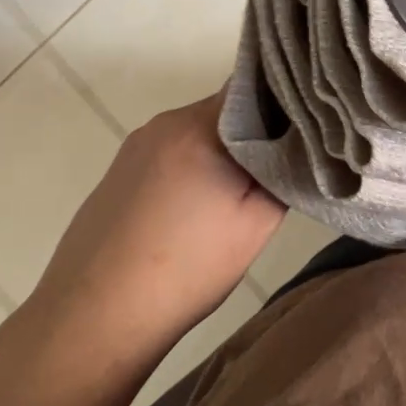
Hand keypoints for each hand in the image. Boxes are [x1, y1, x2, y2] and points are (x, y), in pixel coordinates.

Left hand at [22, 92, 284, 354]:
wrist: (93, 321)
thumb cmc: (188, 269)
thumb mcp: (259, 220)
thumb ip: (286, 167)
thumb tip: (300, 139)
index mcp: (199, 127)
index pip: (258, 84)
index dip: (290, 98)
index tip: (313, 122)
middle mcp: (164, 123)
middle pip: (230, 106)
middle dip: (262, 127)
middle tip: (288, 162)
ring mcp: (137, 146)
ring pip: (203, 130)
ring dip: (229, 148)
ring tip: (248, 189)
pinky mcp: (121, 171)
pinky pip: (176, 150)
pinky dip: (199, 165)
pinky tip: (206, 205)